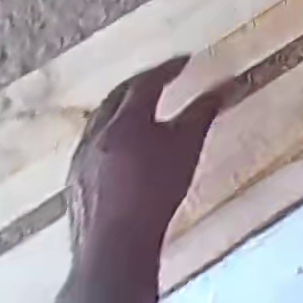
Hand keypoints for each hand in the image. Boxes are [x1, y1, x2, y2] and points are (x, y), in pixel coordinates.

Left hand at [67, 57, 227, 266]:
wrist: (116, 242)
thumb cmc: (158, 187)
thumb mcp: (189, 143)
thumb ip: (205, 110)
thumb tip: (227, 84)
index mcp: (124, 122)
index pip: (146, 83)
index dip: (168, 68)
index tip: (186, 59)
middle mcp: (96, 136)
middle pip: (116, 98)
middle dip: (141, 82)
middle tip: (164, 75)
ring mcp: (80, 160)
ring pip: (101, 120)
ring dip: (123, 105)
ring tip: (145, 103)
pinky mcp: (75, 181)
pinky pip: (93, 141)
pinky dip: (113, 128)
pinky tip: (126, 140)